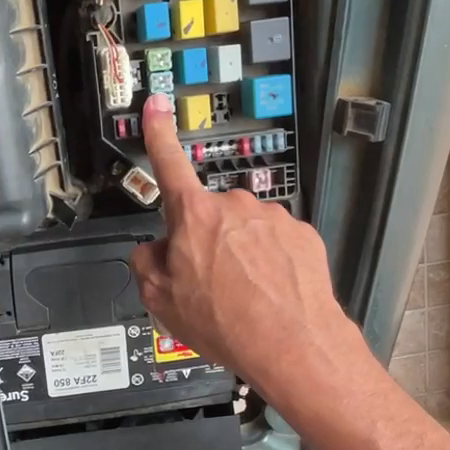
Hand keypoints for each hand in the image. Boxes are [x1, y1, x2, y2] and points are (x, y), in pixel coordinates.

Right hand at [127, 94, 360, 399]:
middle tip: (208, 283)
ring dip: (241, 255)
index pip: (169, 163)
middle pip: (209, 217)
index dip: (158, 132)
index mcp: (194, 216)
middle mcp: (234, 207)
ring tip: (243, 296)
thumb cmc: (228, 324)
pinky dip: (271, 263)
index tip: (156, 105)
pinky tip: (269, 293)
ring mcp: (272, 218)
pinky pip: (276, 243)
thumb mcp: (161, 301)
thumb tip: (153, 251)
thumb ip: (147, 264)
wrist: (292, 343)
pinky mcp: (302, 234)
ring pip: (245, 231)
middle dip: (206, 241)